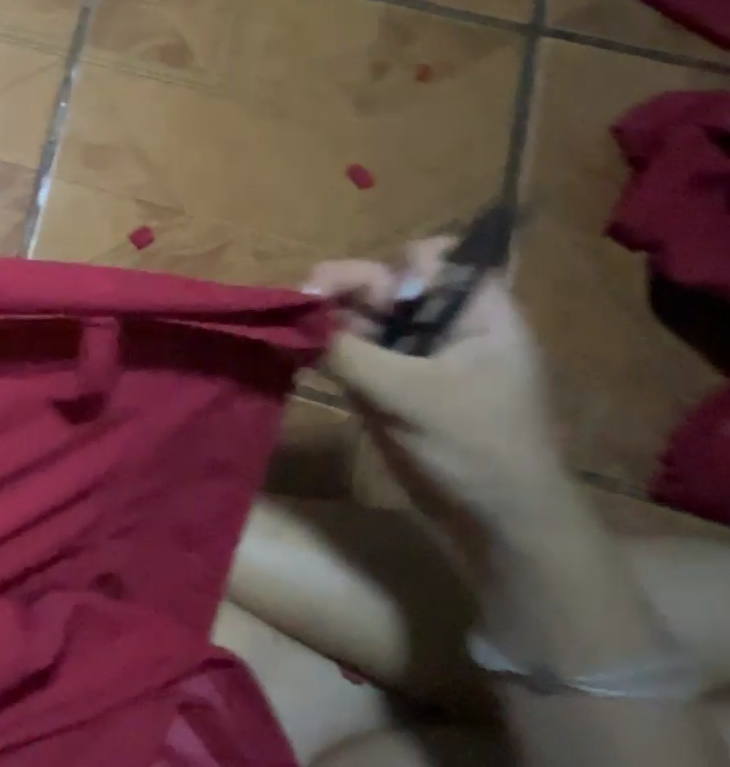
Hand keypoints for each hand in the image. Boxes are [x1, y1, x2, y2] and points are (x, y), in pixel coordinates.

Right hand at [304, 238, 568, 538]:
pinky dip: (323, 347)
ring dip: (325, 320)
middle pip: (388, 284)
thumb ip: (344, 349)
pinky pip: (352, 349)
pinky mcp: (392, 383)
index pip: (438, 259)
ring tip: (289, 332)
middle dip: (342, 290)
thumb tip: (285, 316)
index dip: (394, 263)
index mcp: (478, 316)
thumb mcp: (405, 393)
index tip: (354, 290)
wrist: (496, 523)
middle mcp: (447, 327)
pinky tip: (294, 352)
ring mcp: (417, 356)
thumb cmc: (472, 447)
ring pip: (363, 316)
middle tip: (298, 307)